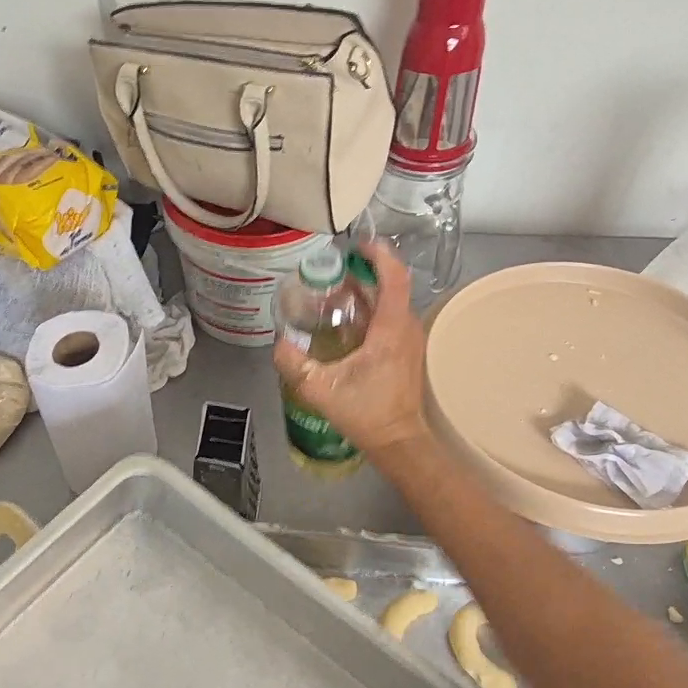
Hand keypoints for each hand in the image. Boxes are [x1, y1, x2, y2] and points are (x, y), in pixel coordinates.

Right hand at [273, 238, 432, 455]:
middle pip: (389, 287)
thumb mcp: (320, 389)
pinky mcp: (405, 353)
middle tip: (331, 275)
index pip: (394, 277)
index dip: (379, 255)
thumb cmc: (365, 413)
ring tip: (332, 297)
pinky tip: (344, 325)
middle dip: (361, 275)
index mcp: (391, 328)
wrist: (397, 440)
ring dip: (364, 295)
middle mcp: (405, 328)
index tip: (357, 246)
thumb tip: (278, 343)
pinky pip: (388, 320)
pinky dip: (368, 312)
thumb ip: (295, 364)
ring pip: (389, 304)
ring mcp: (409, 341)